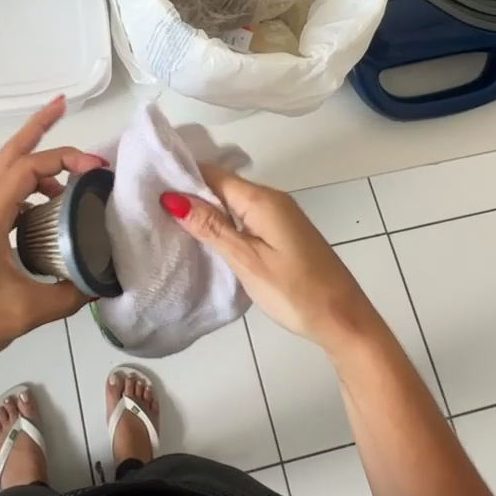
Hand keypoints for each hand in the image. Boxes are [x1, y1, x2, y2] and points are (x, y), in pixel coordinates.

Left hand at [0, 97, 107, 385]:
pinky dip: (30, 192)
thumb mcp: (25, 312)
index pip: (28, 168)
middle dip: (37, 127)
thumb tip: (99, 284)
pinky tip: (48, 212)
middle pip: (10, 154)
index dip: (64, 159)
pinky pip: (6, 199)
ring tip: (73, 177)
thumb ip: (68, 295)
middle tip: (63, 105)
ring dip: (38, 165)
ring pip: (7, 175)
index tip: (96, 169)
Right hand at [163, 164, 381, 353]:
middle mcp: (271, 199)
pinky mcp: (283, 232)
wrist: (346, 321)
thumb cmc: (297, 292)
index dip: (181, 177)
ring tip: (170, 222)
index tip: (149, 185)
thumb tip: (174, 197)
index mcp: (261, 200)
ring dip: (205, 209)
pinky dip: (224, 222)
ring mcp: (279, 216)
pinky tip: (206, 237)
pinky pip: (245, 216)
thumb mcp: (248, 262)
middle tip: (152, 206)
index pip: (212, 174)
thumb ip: (212, 228)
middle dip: (190, 193)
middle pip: (222, 185)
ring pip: (232, 202)